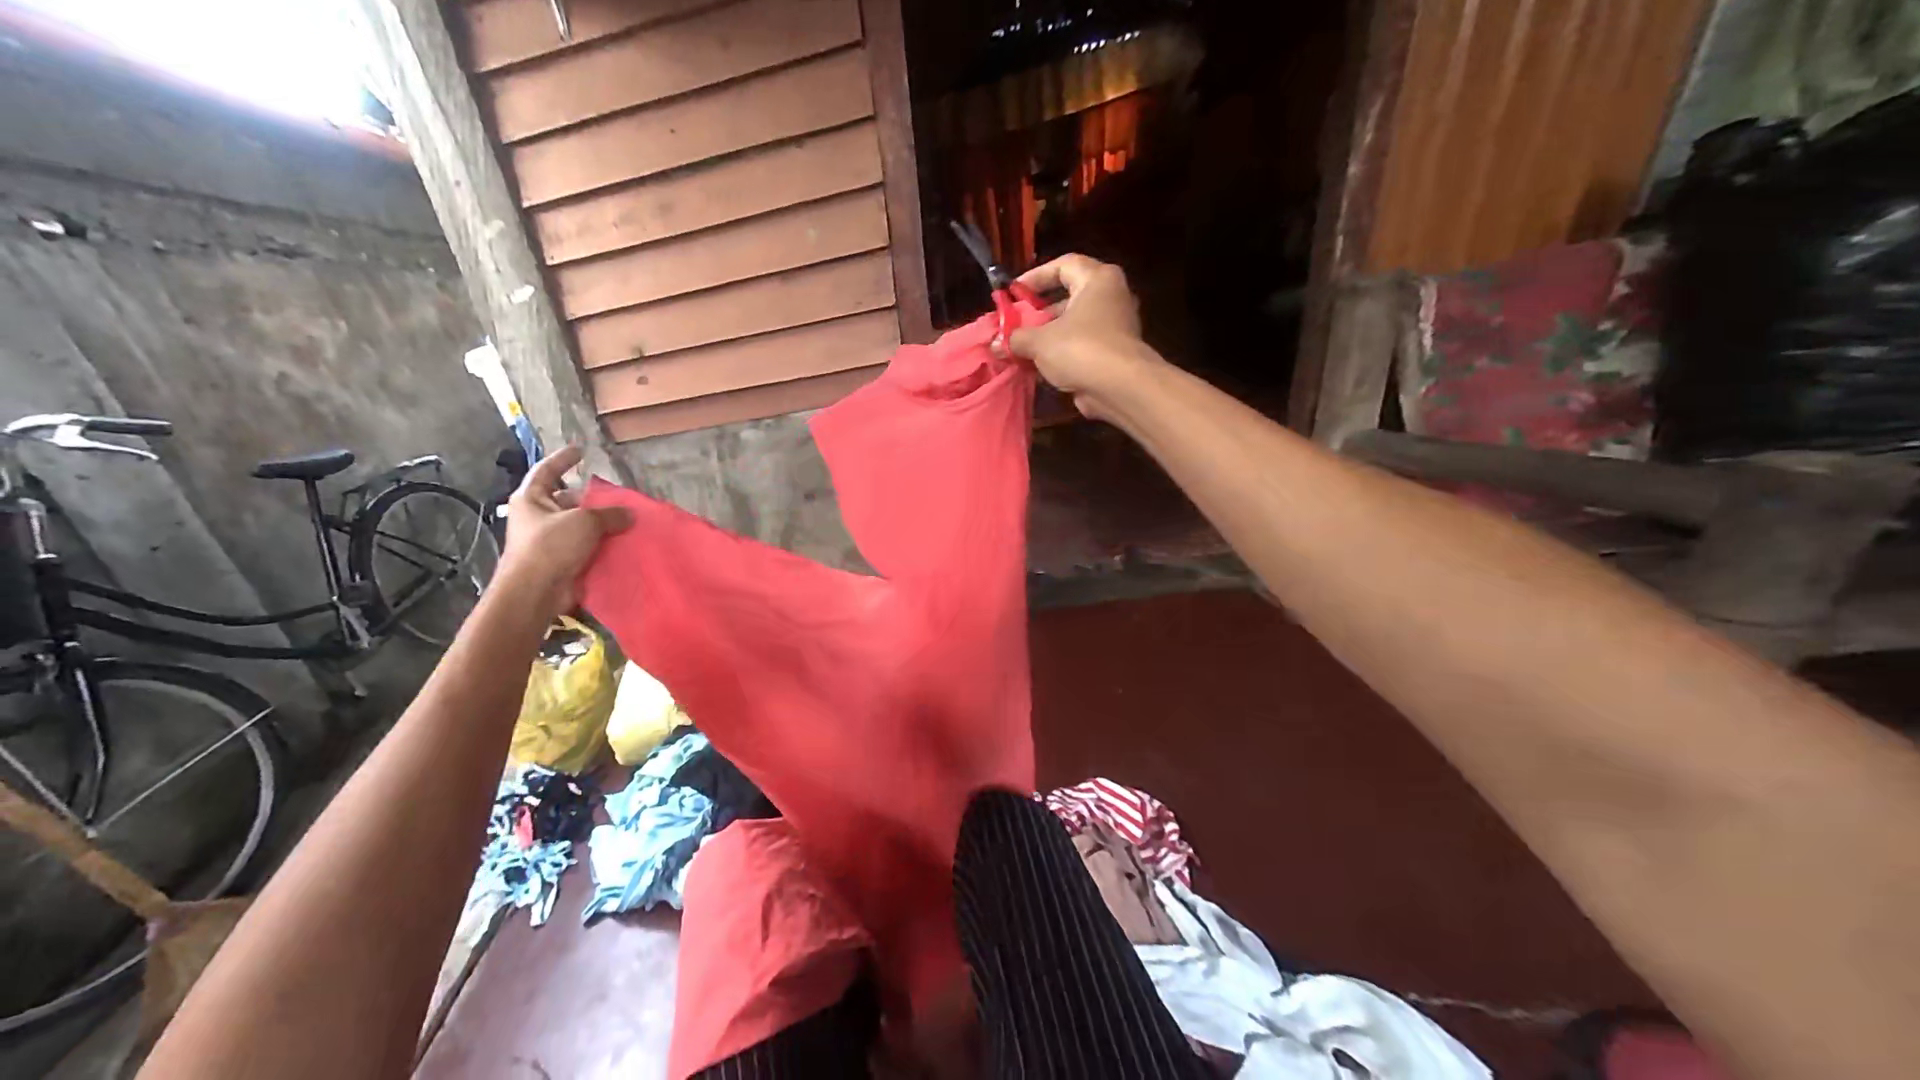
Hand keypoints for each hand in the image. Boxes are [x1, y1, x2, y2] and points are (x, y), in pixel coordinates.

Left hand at [495, 444, 631, 619]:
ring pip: (578, 524)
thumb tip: (629, 514)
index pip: (547, 470)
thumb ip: (610, 514)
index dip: (563, 458)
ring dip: (600, 523)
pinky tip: (622, 543)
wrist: (536, 592)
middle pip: (567, 499)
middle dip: (590, 497)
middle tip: (615, 495)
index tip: (580, 450)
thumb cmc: (551, 547)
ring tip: (626, 519)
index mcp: (532, 499)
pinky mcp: (560, 561)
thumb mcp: (584, 521)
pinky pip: (585, 546)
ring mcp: (548, 540)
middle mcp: (537, 516)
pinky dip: (601, 544)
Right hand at [1006, 254, 1162, 419]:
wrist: (1120, 388)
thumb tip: (995, 344)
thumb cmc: (1080, 349)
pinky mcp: (1113, 353)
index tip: (1014, 292)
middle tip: (1015, 323)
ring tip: (1021, 348)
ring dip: (1047, 336)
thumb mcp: (1040, 341)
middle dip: (1038, 312)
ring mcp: (1115, 326)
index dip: (1035, 277)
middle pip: (1068, 296)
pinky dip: (1061, 353)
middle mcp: (1110, 297)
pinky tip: (1039, 367)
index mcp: (1097, 279)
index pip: (1063, 265)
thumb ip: (1016, 338)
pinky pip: (1081, 346)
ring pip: (1074, 324)